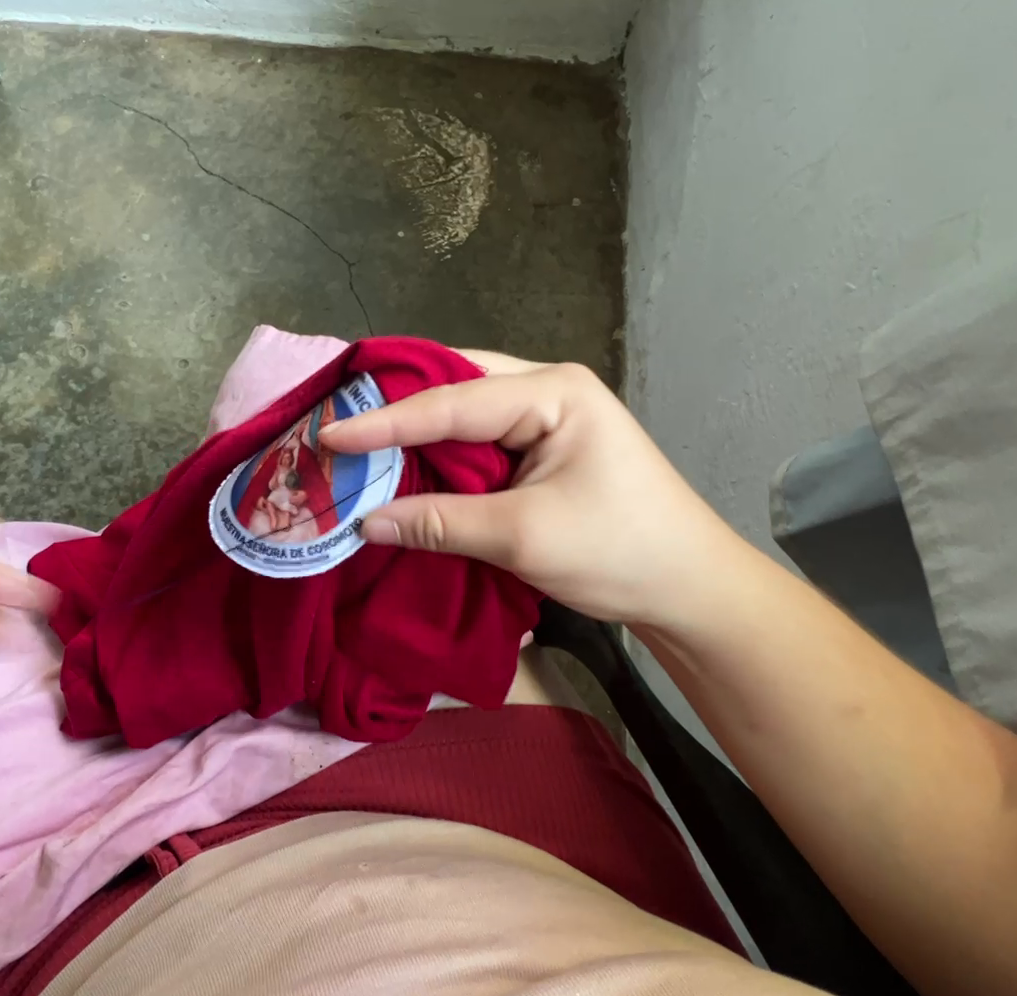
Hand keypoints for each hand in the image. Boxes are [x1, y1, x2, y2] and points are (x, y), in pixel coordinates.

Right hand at [320, 351, 750, 628]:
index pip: (451, 401)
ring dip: (413, 432)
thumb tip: (364, 521)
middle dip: (395, 406)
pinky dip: (435, 456)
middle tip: (336, 422)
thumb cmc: (619, 551)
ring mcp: (544, 419)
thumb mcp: (523, 537)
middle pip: (453, 386)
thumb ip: (439, 523)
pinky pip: (473, 443)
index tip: (328, 435)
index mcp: (554, 393)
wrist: (688, 589)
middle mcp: (547, 390)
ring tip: (355, 443)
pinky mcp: (538, 451)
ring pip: (460, 413)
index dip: (385, 421)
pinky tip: (401, 467)